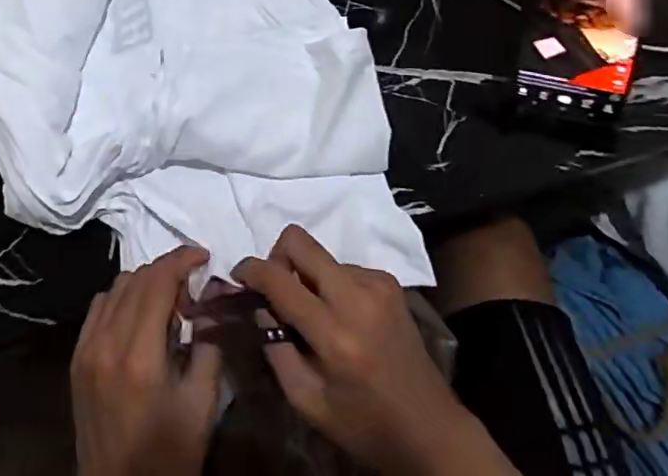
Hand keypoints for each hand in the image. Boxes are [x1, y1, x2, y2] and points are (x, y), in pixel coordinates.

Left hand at [72, 246, 221, 475]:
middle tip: (192, 288)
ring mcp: (86, 351)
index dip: (182, 259)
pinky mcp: (76, 360)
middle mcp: (106, 344)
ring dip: (146, 282)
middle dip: (168, 270)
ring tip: (168, 303)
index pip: (158, 281)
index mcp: (139, 356)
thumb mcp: (203, 399)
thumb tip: (212, 290)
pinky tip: (139, 316)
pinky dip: (122, 298)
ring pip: (117, 287)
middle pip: (138, 278)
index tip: (204, 255)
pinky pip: (99, 307)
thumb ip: (209, 338)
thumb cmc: (171, 452)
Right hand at [233, 227, 517, 475]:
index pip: (280, 279)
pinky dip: (332, 284)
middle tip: (276, 292)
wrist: (429, 426)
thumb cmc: (364, 424)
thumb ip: (276, 348)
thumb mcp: (307, 401)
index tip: (238, 275)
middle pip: (300, 241)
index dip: (251, 270)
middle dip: (277, 257)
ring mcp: (377, 283)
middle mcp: (357, 296)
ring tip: (315, 316)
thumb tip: (259, 304)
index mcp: (335, 333)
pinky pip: (343, 267)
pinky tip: (341, 317)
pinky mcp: (389, 281)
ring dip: (308, 277)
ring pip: (321, 255)